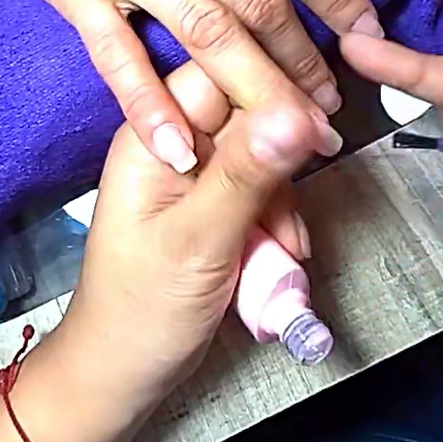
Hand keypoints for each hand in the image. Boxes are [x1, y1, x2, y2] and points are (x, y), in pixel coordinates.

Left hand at [30, 63, 323, 441]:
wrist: (124, 365)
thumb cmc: (146, 303)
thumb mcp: (200, 238)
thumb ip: (248, 173)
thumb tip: (296, 110)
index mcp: (151, 133)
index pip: (215, 76)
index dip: (269, 93)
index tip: (318, 132)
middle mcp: (169, 140)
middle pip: (244, 115)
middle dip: (280, 161)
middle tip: (296, 210)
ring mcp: (189, 172)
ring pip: (258, 157)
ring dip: (281, 201)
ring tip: (283, 252)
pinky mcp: (207, 201)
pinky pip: (256, 190)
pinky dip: (276, 221)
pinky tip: (279, 257)